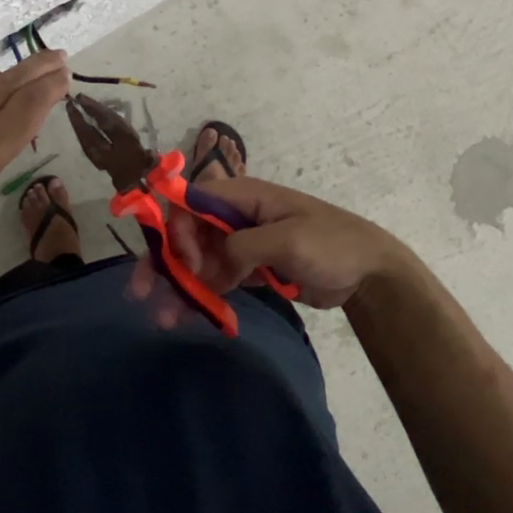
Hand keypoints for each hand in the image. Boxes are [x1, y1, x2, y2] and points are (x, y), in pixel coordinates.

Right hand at [164, 176, 412, 308]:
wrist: (371, 274)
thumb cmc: (332, 245)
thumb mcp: (287, 240)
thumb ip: (242, 246)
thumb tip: (211, 262)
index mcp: (242, 196)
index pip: (191, 201)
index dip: (176, 226)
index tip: (183, 259)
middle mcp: (233, 216)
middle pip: (185, 232)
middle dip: (163, 260)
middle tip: (141, 290)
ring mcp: (240, 243)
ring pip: (196, 260)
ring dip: (177, 285)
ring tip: (163, 317)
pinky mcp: (248, 269)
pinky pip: (215, 280)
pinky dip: (200, 296)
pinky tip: (186, 316)